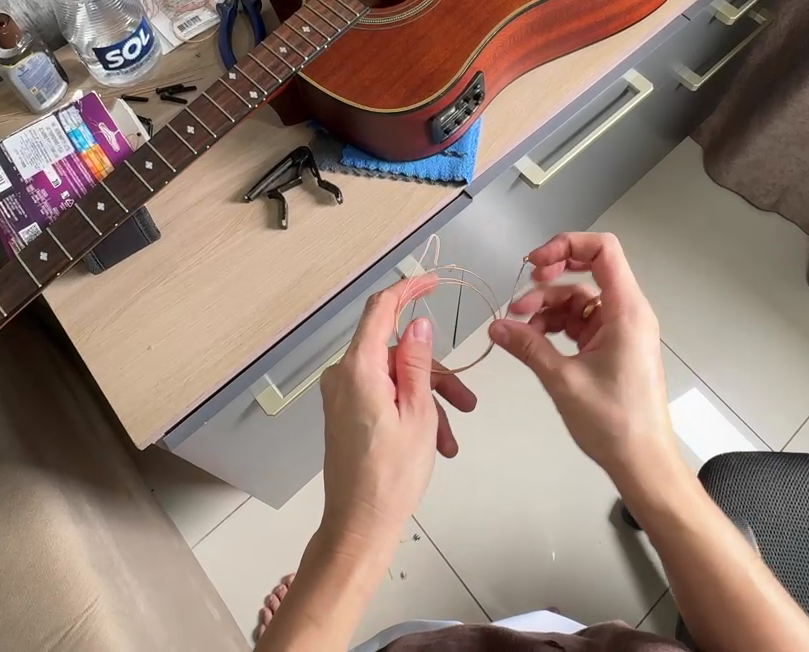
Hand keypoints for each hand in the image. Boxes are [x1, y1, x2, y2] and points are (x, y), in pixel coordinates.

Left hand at [319, 275, 476, 545]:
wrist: (359, 527)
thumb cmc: (391, 475)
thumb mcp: (418, 414)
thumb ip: (417, 362)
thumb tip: (417, 322)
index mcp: (359, 368)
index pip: (381, 308)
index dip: (408, 289)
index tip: (434, 282)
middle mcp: (344, 374)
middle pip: (396, 350)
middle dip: (434, 371)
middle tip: (466, 400)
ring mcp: (343, 393)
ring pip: (395, 376)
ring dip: (428, 398)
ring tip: (452, 435)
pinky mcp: (346, 411)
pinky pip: (384, 395)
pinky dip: (410, 410)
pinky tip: (437, 442)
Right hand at [489, 232, 678, 485]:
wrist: (644, 465)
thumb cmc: (613, 422)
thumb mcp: (563, 380)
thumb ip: (528, 346)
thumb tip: (495, 326)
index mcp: (626, 311)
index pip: (603, 250)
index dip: (567, 245)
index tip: (534, 265)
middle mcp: (628, 312)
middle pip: (587, 271)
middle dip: (549, 279)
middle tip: (520, 299)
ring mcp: (620, 329)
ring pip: (579, 298)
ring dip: (547, 307)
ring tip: (520, 328)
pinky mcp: (612, 346)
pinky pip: (581, 321)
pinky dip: (556, 325)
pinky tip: (534, 340)